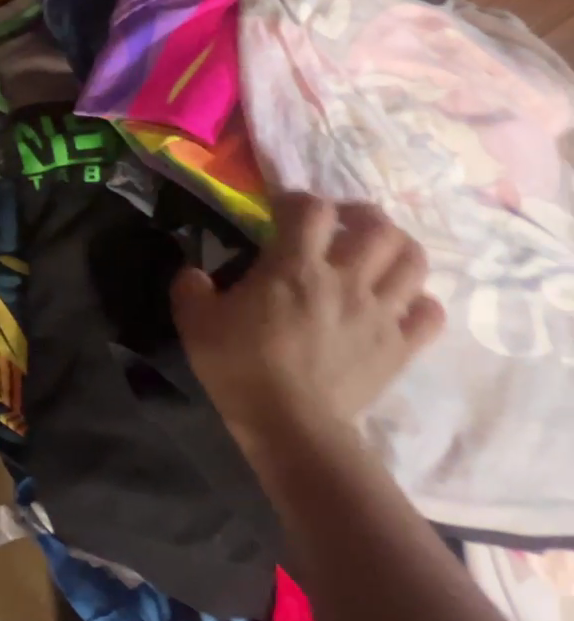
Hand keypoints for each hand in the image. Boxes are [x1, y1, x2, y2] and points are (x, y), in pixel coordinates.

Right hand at [171, 192, 445, 449]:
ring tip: (376, 252)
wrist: (288, 420)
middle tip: (341, 222)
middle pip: (380, 228)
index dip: (298, 200)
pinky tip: (396, 301)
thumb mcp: (192, 318)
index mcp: (293, 268)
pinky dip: (417, 299)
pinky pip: (429, 312)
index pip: (311, 211)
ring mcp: (380, 314)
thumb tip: (196, 273)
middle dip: (361, 216)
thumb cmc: (236, 363)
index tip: (282, 208)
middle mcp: (345, 281)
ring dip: (398, 248)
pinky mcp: (401, 345)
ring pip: (414, 263)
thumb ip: (191, 286)